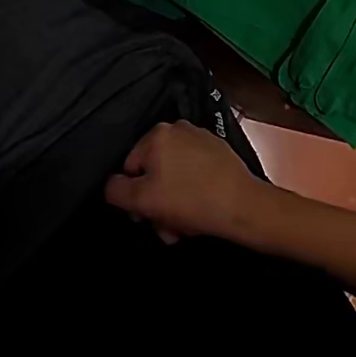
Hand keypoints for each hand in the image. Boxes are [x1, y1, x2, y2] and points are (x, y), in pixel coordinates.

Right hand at [104, 121, 278, 244]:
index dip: (134, 197)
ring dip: (174, 205)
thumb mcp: (142, 200)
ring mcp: (202, 140)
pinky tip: (200, 214)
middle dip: (156, 204)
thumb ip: (116, 190)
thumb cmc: (192, 201)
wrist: (243, 207)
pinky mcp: (220, 153)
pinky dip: (193, 194)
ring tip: (185, 226)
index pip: (130, 167)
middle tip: (166, 226)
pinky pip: (195, 175)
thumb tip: (112, 185)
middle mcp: (179, 129)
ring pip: (175, 177)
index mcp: (157, 134)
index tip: (146, 217)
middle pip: (154, 173)